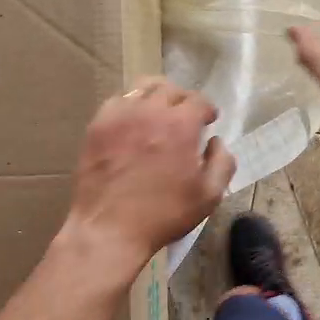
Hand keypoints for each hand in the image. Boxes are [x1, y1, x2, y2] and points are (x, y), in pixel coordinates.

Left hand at [53, 79, 234, 278]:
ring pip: (142, 89)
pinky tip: (132, 123)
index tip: (209, 121)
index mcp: (181, 125)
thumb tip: (216, 142)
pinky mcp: (97, 127)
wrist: (109, 230)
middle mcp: (151, 111)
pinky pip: (117, 102)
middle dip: (183, 100)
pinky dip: (129, 106)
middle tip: (185, 117)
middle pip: (170, 89)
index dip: (207, 110)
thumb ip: (222, 163)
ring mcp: (120, 116)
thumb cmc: (164, 214)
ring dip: (156, 97)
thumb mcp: (209, 195)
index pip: (199, 100)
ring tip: (159, 114)